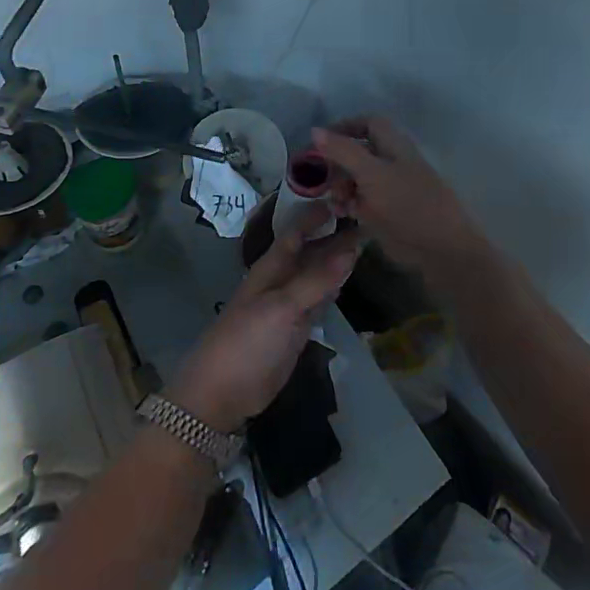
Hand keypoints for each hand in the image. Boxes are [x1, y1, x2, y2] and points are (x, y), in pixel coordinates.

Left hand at [167, 206, 359, 432]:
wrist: (222, 394)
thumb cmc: (247, 343)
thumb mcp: (282, 308)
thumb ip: (316, 280)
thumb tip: (351, 248)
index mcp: (271, 268)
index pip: (296, 230)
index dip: (316, 214)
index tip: (344, 195)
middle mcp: (281, 280)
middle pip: (309, 251)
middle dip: (332, 234)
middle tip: (367, 217)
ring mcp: (288, 305)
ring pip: (316, 274)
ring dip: (336, 259)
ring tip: (366, 241)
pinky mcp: (296, 329)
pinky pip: (318, 298)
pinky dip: (333, 286)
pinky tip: (348, 277)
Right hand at [311, 117, 491, 280]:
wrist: (439, 249)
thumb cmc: (407, 203)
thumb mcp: (371, 173)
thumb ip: (343, 151)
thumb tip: (315, 129)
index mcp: (395, 146)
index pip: (368, 124)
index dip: (345, 127)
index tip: (320, 142)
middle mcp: (392, 164)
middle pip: (358, 153)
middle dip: (337, 164)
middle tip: (321, 179)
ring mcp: (390, 190)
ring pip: (357, 180)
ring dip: (341, 188)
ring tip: (335, 203)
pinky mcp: (388, 214)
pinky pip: (362, 203)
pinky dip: (350, 205)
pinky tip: (342, 215)